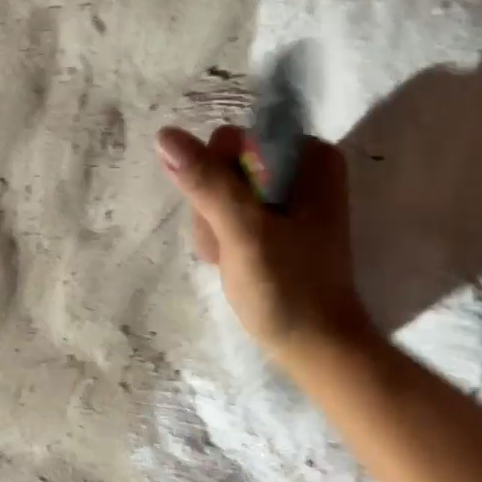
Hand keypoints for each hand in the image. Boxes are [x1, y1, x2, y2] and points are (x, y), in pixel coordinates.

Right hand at [156, 124, 373, 354]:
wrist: (316, 345)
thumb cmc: (287, 289)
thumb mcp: (244, 232)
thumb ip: (207, 182)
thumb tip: (166, 135)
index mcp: (308, 155)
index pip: (232, 142)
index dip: (215, 181)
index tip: (227, 223)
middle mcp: (301, 168)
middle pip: (223, 169)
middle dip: (212, 211)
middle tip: (228, 250)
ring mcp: (288, 199)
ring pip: (221, 196)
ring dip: (213, 231)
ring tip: (231, 263)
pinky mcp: (278, 225)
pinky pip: (231, 217)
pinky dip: (224, 241)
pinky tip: (231, 266)